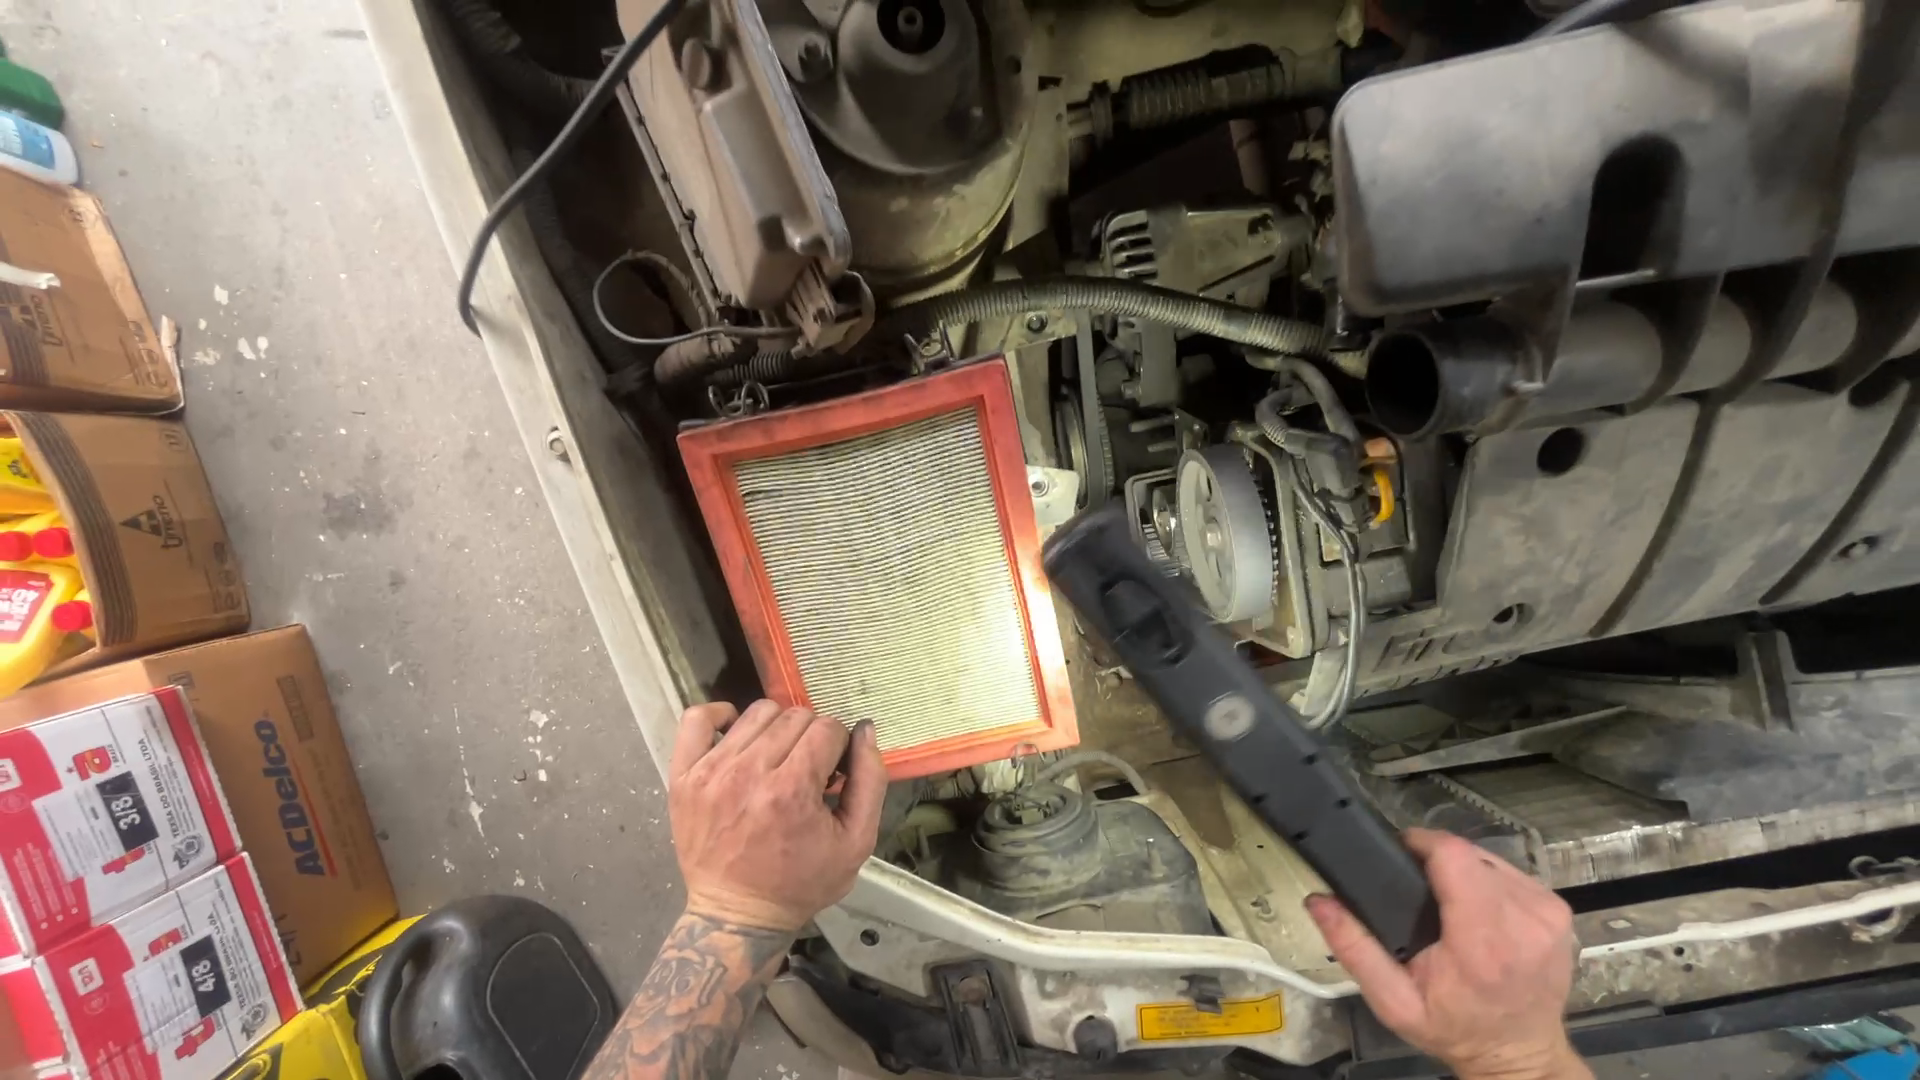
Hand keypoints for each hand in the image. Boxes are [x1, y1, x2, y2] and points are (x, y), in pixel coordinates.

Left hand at [668, 700, 885, 932]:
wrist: (737, 917)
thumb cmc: (801, 882)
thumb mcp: (856, 842)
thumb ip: (870, 781)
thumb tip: (865, 730)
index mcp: (792, 790)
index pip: (828, 728)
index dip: (838, 747)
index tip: (832, 772)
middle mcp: (748, 773)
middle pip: (795, 716)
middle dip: (811, 738)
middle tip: (807, 770)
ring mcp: (711, 772)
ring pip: (757, 712)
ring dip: (776, 729)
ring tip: (776, 760)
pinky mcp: (683, 776)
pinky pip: (698, 718)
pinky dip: (721, 716)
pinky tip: (738, 737)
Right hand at [1305, 828, 1586, 1079]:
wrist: (1519, 1057)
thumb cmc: (1454, 1027)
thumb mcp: (1392, 1002)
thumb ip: (1354, 948)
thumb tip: (1318, 901)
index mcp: (1484, 942)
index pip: (1453, 855)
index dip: (1419, 844)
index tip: (1398, 855)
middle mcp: (1524, 921)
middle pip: (1467, 852)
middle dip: (1436, 860)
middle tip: (1414, 887)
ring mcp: (1547, 913)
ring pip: (1487, 857)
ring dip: (1460, 868)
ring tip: (1443, 900)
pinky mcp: (1557, 911)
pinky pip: (1508, 871)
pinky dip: (1485, 879)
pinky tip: (1473, 906)